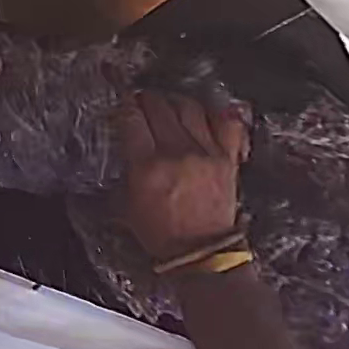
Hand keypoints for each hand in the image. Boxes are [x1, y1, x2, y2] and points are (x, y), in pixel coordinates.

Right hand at [118, 91, 249, 260]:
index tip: (120, 100)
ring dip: (174, 100)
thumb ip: (128, 167)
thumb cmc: (157, 230)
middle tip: (140, 99)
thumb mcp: (126, 199)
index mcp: (146, 166)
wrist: (200, 251)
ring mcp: (206, 152)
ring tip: (167, 102)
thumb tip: (128, 142)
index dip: (123, 104)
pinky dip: (214, 112)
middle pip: (160, 107)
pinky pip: (225, 122)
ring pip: (190, 108)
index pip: (132, 120)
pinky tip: (203, 112)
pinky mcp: (228, 157)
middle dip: (146, 98)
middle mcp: (177, 153)